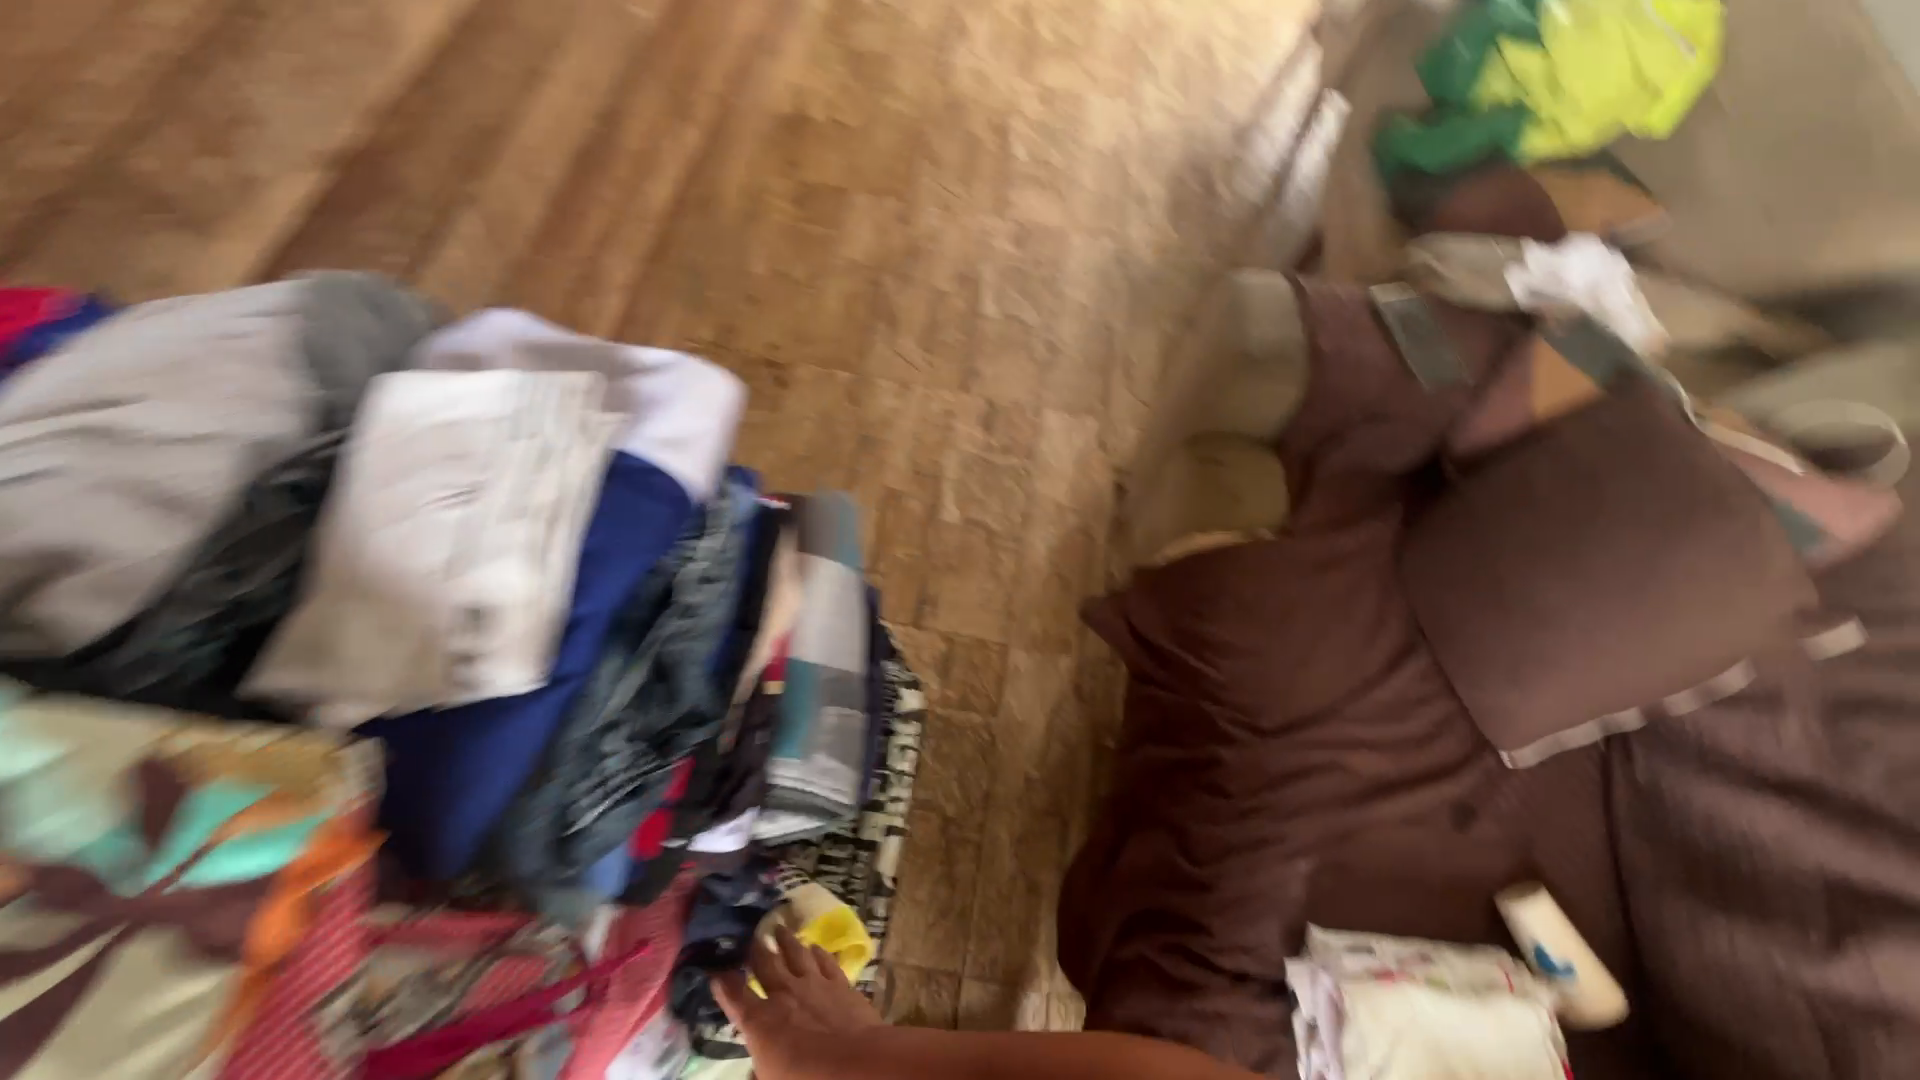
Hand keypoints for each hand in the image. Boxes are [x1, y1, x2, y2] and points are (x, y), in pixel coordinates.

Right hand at [711, 923, 885, 1079]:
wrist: (855, 1063)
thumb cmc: (806, 1078)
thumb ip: (759, 1074)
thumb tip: (754, 1072)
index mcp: (760, 1021)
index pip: (734, 996)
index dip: (722, 981)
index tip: (715, 968)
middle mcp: (783, 994)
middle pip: (765, 964)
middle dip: (755, 948)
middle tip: (750, 933)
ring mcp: (813, 984)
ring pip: (796, 954)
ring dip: (786, 941)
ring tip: (779, 928)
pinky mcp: (840, 983)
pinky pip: (825, 961)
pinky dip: (818, 952)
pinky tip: (814, 946)